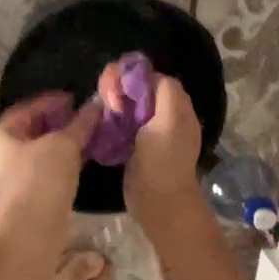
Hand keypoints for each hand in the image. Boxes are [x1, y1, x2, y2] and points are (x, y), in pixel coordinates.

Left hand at [0, 92, 100, 240]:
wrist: (33, 228)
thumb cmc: (42, 177)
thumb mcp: (64, 144)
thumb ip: (80, 123)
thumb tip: (96, 104)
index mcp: (1, 135)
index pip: (27, 108)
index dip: (52, 100)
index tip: (76, 98)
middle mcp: (1, 153)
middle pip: (32, 129)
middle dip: (59, 121)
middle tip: (83, 116)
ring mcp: (12, 175)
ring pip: (40, 150)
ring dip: (62, 141)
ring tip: (88, 134)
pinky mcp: (26, 193)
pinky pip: (45, 167)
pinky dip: (62, 159)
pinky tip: (82, 157)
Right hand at [96, 63, 200, 219]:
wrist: (158, 201)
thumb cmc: (163, 160)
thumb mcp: (170, 120)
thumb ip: (165, 92)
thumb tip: (145, 78)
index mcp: (177, 108)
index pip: (153, 79)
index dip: (134, 77)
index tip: (115, 85)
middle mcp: (165, 117)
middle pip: (139, 91)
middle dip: (120, 89)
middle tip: (106, 99)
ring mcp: (149, 134)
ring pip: (128, 107)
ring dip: (113, 105)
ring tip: (103, 111)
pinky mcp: (135, 148)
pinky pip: (121, 126)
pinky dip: (110, 122)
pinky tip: (101, 126)